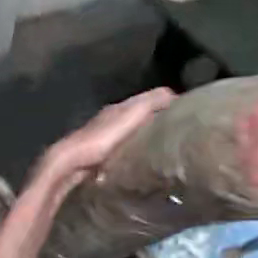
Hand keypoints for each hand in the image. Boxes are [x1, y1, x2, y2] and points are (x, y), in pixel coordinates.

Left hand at [38, 88, 175, 186]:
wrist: (70, 163)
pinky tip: (143, 161)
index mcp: (120, 107)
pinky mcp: (99, 157)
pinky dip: (135, 151)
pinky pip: (123, 149)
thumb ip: (152, 102)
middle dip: (158, 122)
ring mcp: (103, 139)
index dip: (168, 104)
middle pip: (140, 116)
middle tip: (180, 135)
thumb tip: (176, 95)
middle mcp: (111, 119)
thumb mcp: (132, 114)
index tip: (188, 114)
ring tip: (166, 149)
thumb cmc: (102, 138)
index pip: (150, 99)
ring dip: (146, 138)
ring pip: (131, 134)